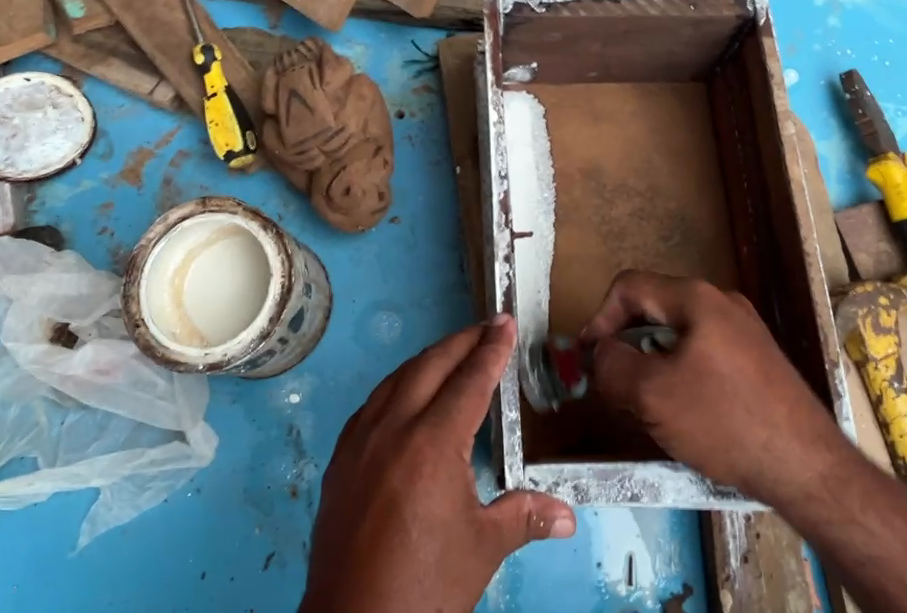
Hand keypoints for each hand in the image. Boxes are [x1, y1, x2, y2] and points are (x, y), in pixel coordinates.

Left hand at [301, 314, 576, 612]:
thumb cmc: (424, 585)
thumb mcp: (482, 549)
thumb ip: (523, 517)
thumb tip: (566, 515)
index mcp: (432, 444)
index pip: (469, 380)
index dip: (490, 349)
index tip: (504, 322)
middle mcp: (392, 429)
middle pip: (429, 366)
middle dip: (460, 342)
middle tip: (486, 329)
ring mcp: (359, 442)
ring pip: (396, 380)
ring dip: (427, 361)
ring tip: (452, 356)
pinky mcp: (340, 460)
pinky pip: (372, 406)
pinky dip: (397, 388)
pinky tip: (407, 399)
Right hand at [582, 270, 850, 504]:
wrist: (807, 467)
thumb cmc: (723, 420)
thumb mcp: (650, 394)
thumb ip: (610, 365)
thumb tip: (599, 353)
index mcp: (696, 298)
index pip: (629, 287)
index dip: (599, 318)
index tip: (586, 357)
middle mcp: (723, 304)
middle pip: (654, 311)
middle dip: (626, 346)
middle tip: (612, 385)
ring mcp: (746, 333)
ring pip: (679, 337)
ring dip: (652, 366)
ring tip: (646, 407)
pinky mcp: (760, 364)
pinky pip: (704, 357)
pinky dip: (681, 377)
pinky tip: (685, 417)